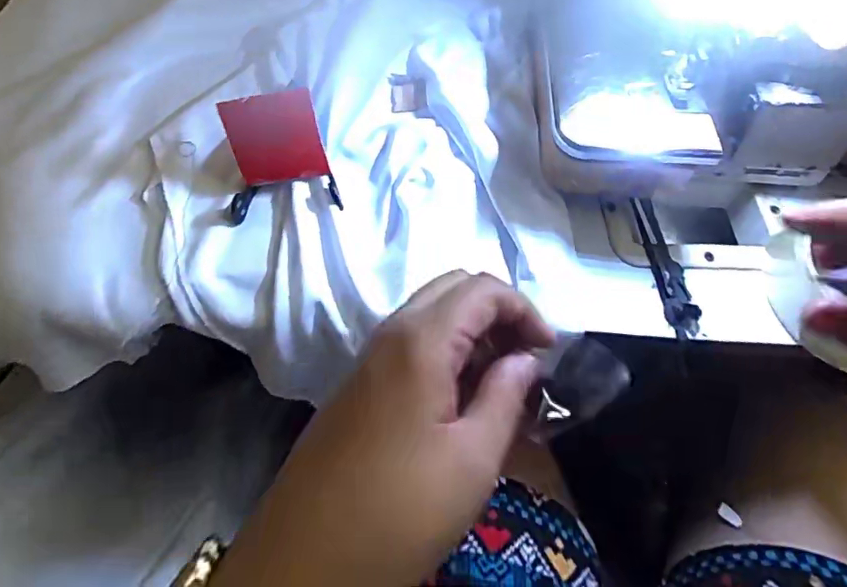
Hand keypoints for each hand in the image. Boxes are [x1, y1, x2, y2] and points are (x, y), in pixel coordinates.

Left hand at [221, 272, 554, 586]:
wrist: (298, 570)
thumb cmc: (398, 512)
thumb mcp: (472, 460)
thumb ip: (507, 395)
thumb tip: (526, 359)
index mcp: (421, 340)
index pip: (484, 288)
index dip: (524, 309)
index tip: (548, 349)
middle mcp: (391, 333)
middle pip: (455, 287)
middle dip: (498, 310)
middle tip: (524, 355)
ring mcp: (368, 359)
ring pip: (431, 312)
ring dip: (472, 329)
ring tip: (499, 378)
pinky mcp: (357, 386)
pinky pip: (410, 341)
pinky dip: (446, 348)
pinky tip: (459, 397)